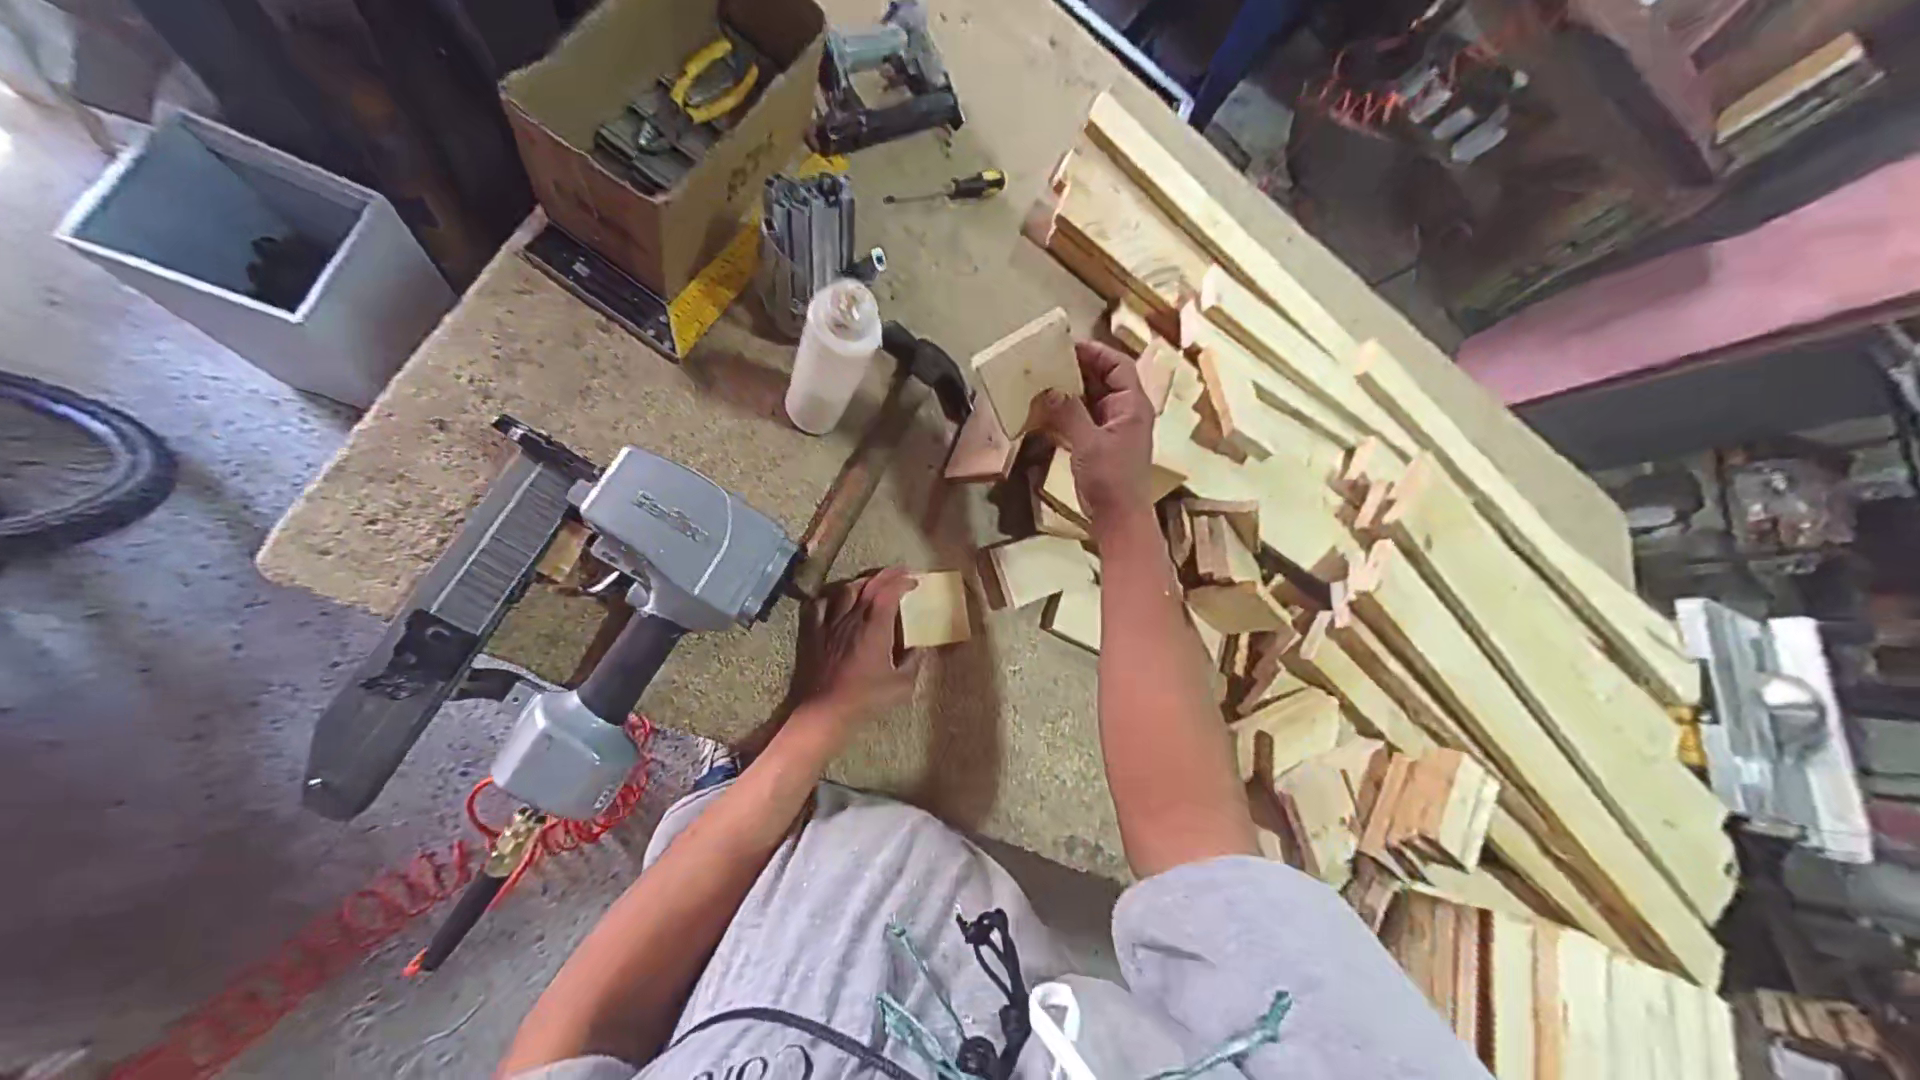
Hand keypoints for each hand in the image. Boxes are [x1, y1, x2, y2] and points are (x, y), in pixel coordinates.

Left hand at [788, 567, 922, 730]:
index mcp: (874, 627)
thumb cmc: (865, 699)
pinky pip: (819, 606)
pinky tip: (835, 599)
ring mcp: (830, 624)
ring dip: (861, 582)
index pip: (889, 592)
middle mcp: (852, 618)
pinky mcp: (814, 634)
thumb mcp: (901, 685)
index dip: (902, 582)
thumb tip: (920, 648)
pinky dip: (830, 597)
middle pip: (869, 586)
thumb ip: (913, 662)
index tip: (914, 581)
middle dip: (887, 575)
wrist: (823, 711)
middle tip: (900, 572)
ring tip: (870, 583)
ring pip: (845, 591)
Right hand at [1039, 340, 1155, 535]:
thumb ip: (1068, 413)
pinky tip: (1045, 413)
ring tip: (1043, 384)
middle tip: (1049, 363)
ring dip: (1069, 393)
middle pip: (1104, 381)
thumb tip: (1049, 391)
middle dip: (1078, 371)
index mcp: (1132, 406)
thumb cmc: (1111, 480)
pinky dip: (1066, 415)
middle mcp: (1126, 413)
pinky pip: (1083, 421)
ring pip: (1091, 401)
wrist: (1119, 519)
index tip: (1068, 346)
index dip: (1096, 352)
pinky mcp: (1101, 447)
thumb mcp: (1088, 442)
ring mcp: (1114, 431)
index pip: (1118, 366)